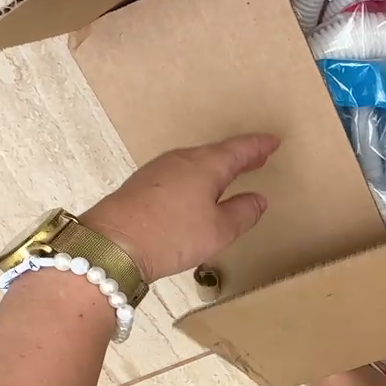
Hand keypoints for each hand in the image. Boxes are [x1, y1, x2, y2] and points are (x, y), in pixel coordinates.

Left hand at [79, 134, 277, 281]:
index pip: (239, 150)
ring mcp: (159, 171)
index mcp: (206, 165)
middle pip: (216, 153)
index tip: (273, 141)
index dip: (258, 146)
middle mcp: (182, 160)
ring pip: (196, 163)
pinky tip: (198, 190)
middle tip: (258, 156)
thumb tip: (258, 200)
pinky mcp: (143, 186)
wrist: (113, 244)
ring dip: (217, 167)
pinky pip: (179, 174)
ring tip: (232, 173)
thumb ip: (243, 213)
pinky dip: (197, 177)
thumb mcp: (219, 230)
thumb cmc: (172, 234)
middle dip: (239, 156)